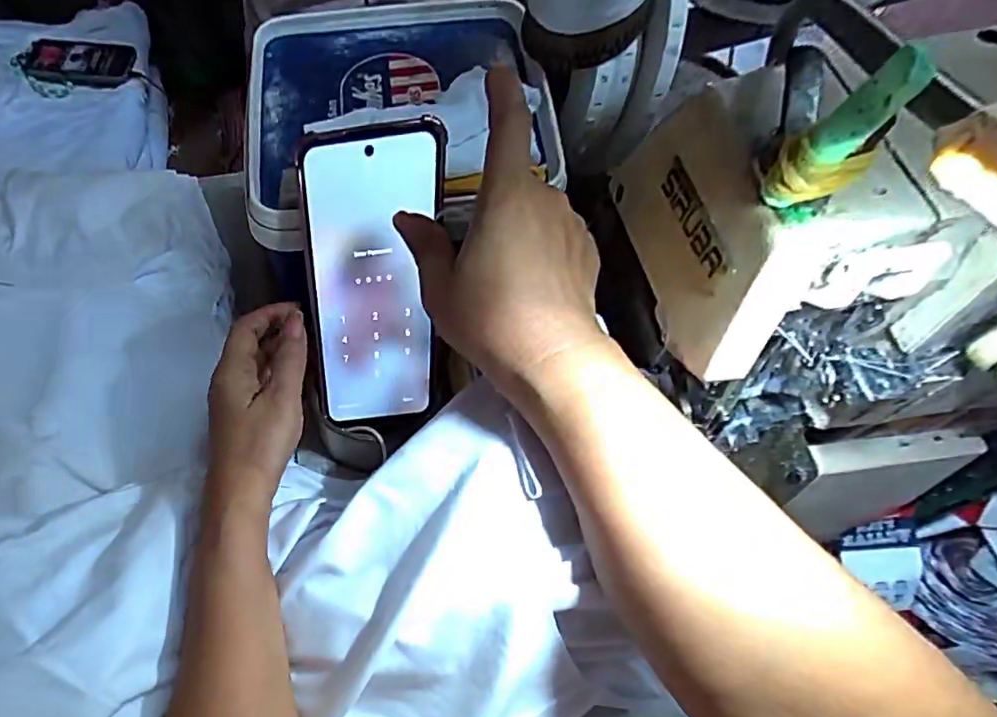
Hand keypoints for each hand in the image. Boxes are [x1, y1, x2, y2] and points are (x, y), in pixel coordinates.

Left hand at [205, 302, 306, 509]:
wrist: (240, 489)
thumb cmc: (261, 443)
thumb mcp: (282, 398)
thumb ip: (290, 359)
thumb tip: (295, 324)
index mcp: (231, 370)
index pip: (246, 327)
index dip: (270, 313)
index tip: (298, 310)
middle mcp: (225, 380)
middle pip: (247, 344)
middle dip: (275, 331)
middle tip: (306, 329)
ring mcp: (230, 400)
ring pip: (253, 365)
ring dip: (276, 352)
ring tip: (305, 350)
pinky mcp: (239, 417)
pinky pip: (256, 383)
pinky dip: (274, 373)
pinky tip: (293, 380)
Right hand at [394, 65, 606, 404]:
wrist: (550, 358)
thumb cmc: (494, 323)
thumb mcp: (442, 289)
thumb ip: (426, 246)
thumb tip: (411, 222)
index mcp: (505, 197)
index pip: (507, 126)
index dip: (502, 95)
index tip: (498, 78)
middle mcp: (543, 201)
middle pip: (513, 186)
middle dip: (492, 210)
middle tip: (471, 254)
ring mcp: (569, 226)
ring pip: (535, 215)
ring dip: (515, 234)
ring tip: (498, 282)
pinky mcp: (585, 252)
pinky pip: (555, 240)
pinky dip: (538, 254)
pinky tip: (524, 289)